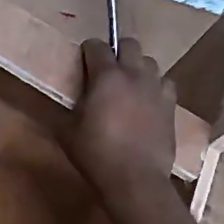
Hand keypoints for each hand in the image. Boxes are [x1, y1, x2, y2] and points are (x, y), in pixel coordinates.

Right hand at [66, 37, 176, 198]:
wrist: (135, 179)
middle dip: (117, 51)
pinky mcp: (171, 105)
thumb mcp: (67, 132)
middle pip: (130, 44)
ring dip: (138, 67)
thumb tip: (53, 100)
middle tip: (107, 70)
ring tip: (129, 84)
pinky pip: (166, 83)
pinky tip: (148, 100)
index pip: (96, 45)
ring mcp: (156, 89)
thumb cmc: (96, 154)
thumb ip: (61, 110)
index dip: (88, 50)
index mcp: (106, 76)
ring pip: (151, 62)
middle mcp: (134, 75)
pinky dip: (156, 86)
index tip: (83, 61)